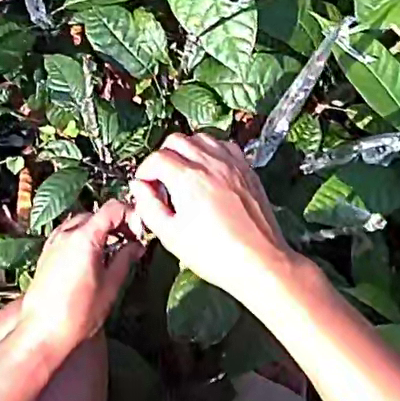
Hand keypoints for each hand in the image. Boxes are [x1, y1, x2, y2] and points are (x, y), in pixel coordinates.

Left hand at [14, 198, 141, 356]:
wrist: (42, 330)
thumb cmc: (79, 313)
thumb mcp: (110, 286)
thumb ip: (124, 259)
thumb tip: (136, 245)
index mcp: (85, 237)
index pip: (112, 208)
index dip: (130, 215)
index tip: (139, 232)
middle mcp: (67, 233)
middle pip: (96, 214)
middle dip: (116, 223)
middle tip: (131, 241)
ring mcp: (54, 241)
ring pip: (81, 223)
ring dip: (99, 229)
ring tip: (113, 250)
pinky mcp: (46, 252)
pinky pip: (68, 234)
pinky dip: (83, 237)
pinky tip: (92, 256)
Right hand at [129, 133, 293, 296]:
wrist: (261, 263)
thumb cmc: (214, 254)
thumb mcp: (170, 235)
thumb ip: (148, 206)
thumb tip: (138, 186)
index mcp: (188, 179)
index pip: (157, 158)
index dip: (144, 171)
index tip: (145, 187)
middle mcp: (210, 164)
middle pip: (176, 140)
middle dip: (163, 156)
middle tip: (162, 179)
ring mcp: (232, 164)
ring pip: (201, 137)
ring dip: (187, 149)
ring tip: (184, 172)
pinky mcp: (247, 170)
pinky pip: (224, 145)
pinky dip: (211, 150)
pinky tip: (208, 169)